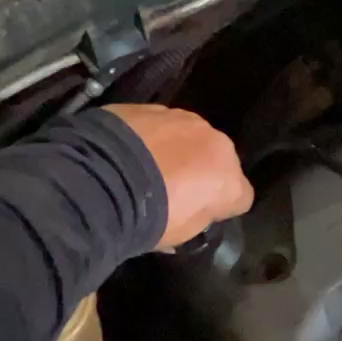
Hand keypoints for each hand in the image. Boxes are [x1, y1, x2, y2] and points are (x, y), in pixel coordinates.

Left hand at [105, 104, 253, 248]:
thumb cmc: (151, 218)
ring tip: (147, 169)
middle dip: (202, 172)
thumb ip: (198, 216)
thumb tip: (192, 211)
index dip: (222, 207)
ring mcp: (182, 118)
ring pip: (189, 137)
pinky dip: (150, 137)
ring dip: (177, 151)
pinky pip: (158, 126)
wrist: (101, 181)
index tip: (203, 214)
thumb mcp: (183, 234)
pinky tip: (129, 153)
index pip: (240, 196)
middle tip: (173, 190)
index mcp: (229, 178)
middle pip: (217, 159)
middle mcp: (215, 142)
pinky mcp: (150, 106)